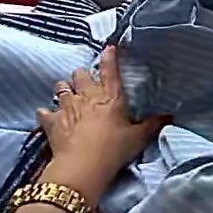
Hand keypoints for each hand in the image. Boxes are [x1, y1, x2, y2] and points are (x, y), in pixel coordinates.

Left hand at [36, 46, 166, 195]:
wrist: (84, 164)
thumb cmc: (114, 149)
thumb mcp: (138, 138)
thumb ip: (152, 125)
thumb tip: (169, 116)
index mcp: (110, 97)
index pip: (110, 71)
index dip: (109, 57)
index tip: (108, 48)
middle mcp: (86, 96)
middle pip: (80, 74)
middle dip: (82, 75)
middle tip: (85, 82)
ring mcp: (66, 106)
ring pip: (61, 87)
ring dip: (64, 89)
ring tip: (66, 95)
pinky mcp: (51, 120)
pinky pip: (44, 112)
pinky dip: (46, 113)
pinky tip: (47, 116)